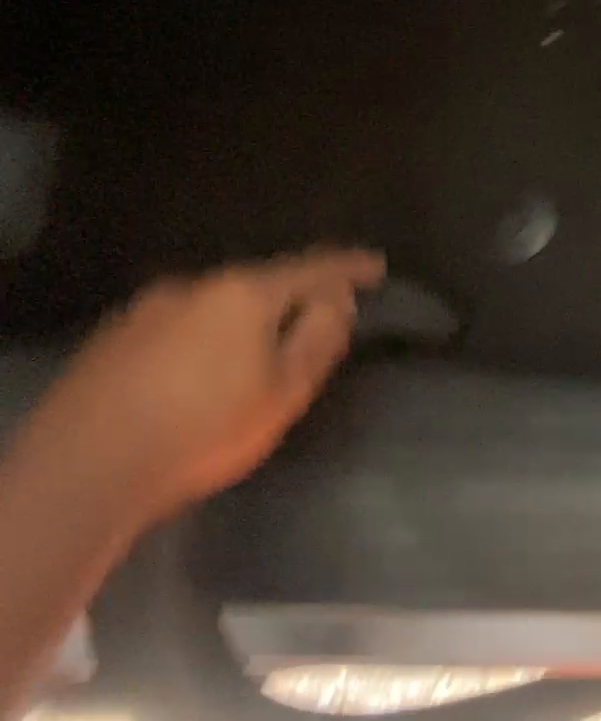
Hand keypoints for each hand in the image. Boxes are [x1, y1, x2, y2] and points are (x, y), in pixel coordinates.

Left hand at [39, 249, 384, 522]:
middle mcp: (191, 288)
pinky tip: (208, 365)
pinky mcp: (109, 342)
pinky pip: (181, 324)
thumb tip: (334, 300)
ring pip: (216, 304)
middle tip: (322, 315)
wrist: (78, 476)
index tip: (377, 267)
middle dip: (294, 295)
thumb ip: (321, 336)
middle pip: (260, 282)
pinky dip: (209, 334)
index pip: (313, 268)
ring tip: (265, 343)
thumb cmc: (204, 429)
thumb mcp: (289, 388)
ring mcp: (142, 313)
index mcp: (243, 294)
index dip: (350, 267)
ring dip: (248, 316)